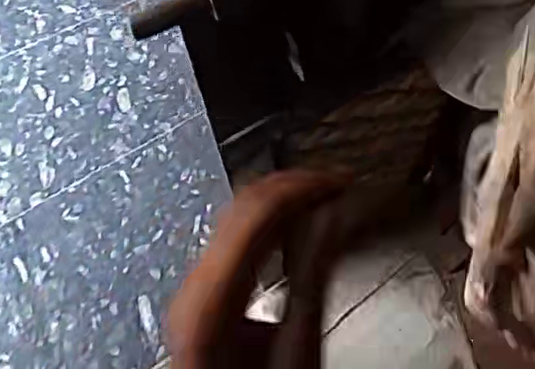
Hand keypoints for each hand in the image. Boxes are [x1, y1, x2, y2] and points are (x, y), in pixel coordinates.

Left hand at [168, 170, 346, 368]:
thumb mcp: (296, 353)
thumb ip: (313, 277)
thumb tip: (332, 215)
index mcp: (210, 298)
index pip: (259, 209)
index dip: (304, 186)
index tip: (340, 182)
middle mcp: (194, 285)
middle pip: (246, 203)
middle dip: (297, 185)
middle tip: (338, 183)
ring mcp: (194, 286)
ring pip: (240, 212)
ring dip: (285, 197)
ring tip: (324, 196)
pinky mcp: (203, 290)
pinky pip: (238, 232)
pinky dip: (271, 218)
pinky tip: (297, 220)